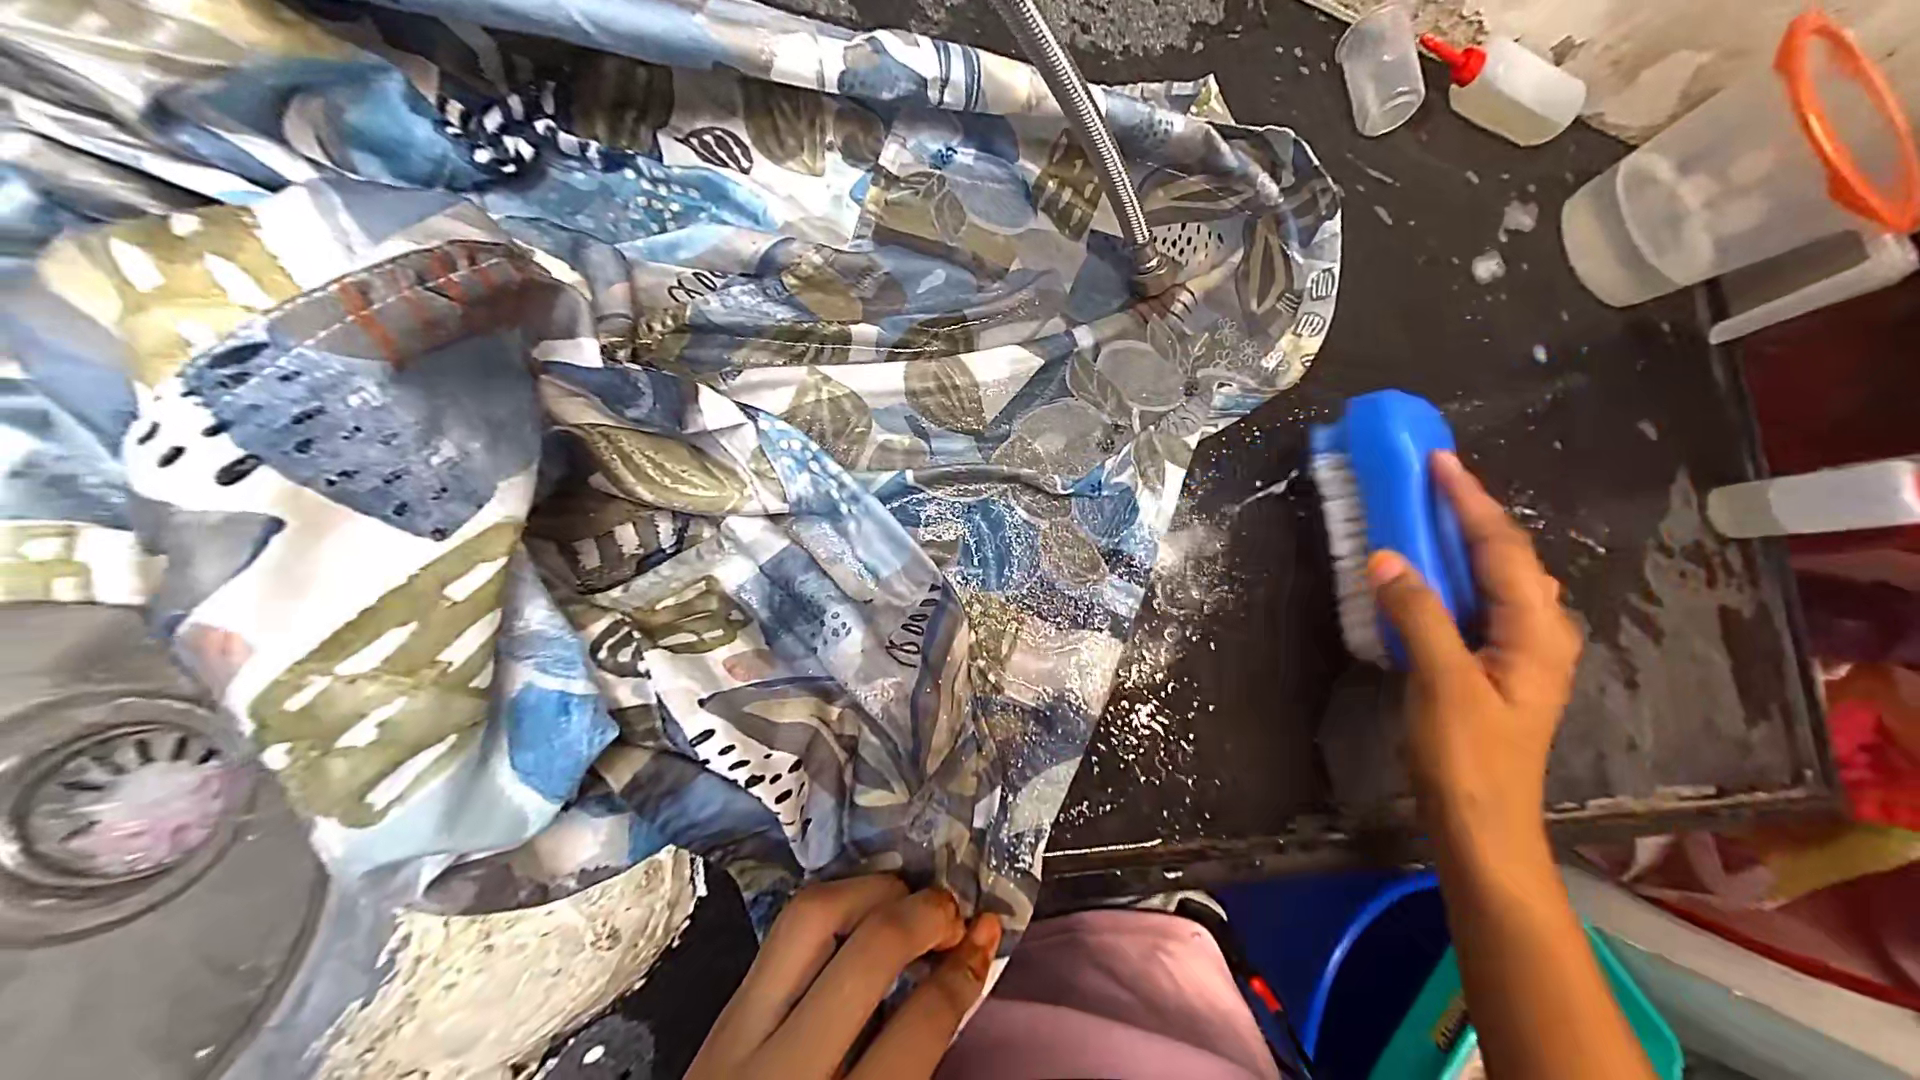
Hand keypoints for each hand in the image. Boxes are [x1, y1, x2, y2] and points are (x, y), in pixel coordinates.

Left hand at [687, 875, 1001, 1079]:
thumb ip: (911, 1063)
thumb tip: (958, 974)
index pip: (915, 1030)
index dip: (963, 973)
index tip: (985, 939)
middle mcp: (784, 1073)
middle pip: (866, 953)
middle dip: (923, 916)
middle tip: (952, 913)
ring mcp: (739, 1036)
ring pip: (812, 916)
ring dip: (873, 890)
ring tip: (909, 899)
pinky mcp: (722, 1013)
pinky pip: (784, 930)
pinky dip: (835, 904)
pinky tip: (864, 911)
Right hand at [1367, 451, 1581, 844]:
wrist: (1478, 821)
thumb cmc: (1466, 754)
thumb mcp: (1441, 681)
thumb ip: (1418, 614)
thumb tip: (1386, 557)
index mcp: (1536, 630)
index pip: (1503, 548)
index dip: (1470, 502)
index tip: (1439, 462)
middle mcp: (1535, 630)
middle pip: (1504, 556)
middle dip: (1468, 513)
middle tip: (1426, 481)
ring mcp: (1513, 648)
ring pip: (1487, 578)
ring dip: (1455, 542)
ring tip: (1421, 514)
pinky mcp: (1486, 663)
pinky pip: (1468, 601)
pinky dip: (1443, 575)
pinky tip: (1419, 572)